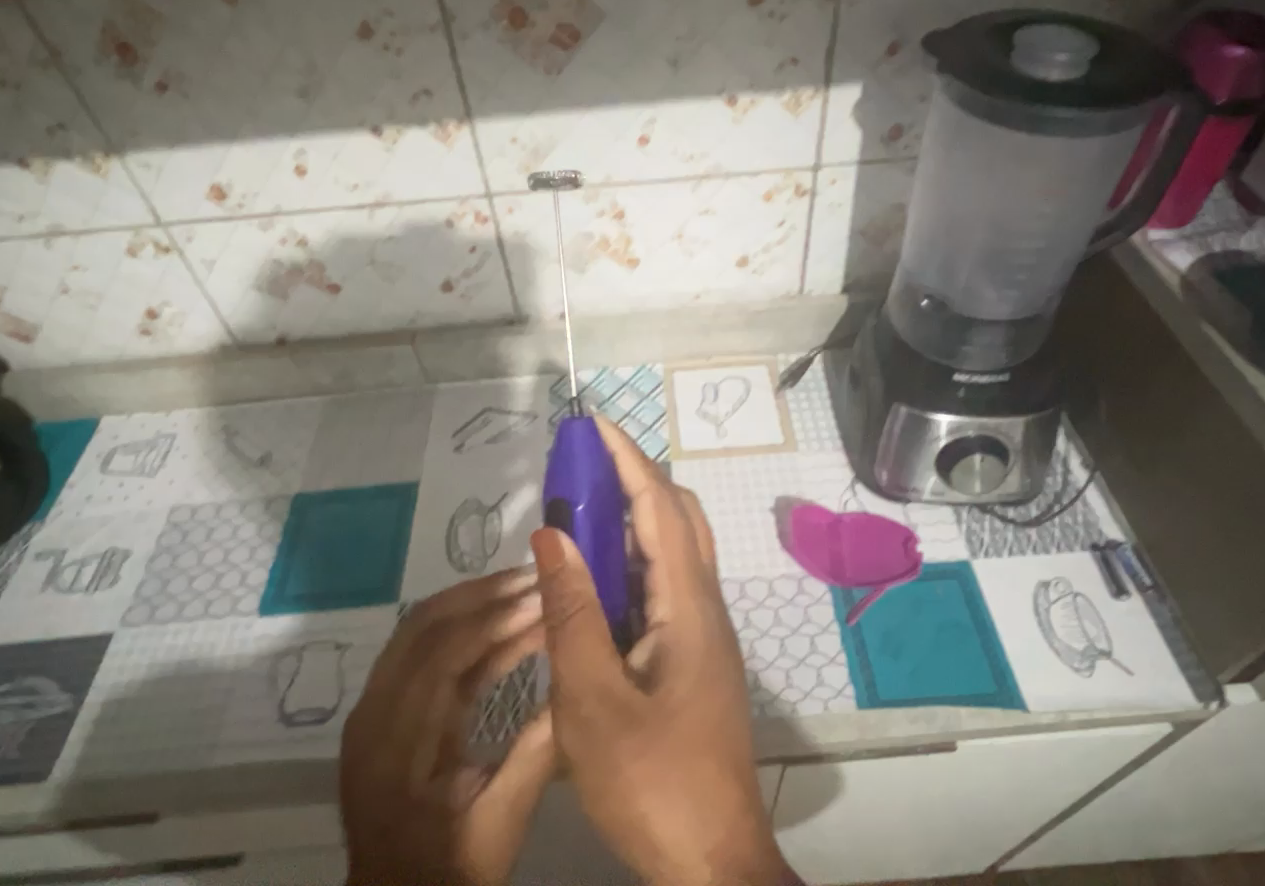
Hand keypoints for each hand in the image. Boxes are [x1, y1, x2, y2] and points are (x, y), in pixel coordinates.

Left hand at [341, 568, 556, 885]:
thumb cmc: (449, 871)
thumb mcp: (500, 821)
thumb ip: (537, 752)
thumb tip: (579, 685)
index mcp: (394, 742)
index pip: (441, 654)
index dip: (495, 618)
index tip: (543, 596)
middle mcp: (372, 713)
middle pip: (422, 626)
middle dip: (482, 595)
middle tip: (536, 579)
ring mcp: (373, 711)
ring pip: (418, 632)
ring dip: (471, 606)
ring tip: (524, 590)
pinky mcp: (385, 714)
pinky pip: (421, 655)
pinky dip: (463, 634)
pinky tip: (506, 628)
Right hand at [531, 417, 790, 885]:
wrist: (712, 859)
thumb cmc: (651, 782)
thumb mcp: (592, 700)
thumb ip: (572, 614)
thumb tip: (551, 534)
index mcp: (687, 607)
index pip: (659, 508)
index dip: (628, 460)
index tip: (595, 423)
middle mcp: (705, 609)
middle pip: (679, 520)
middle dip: (633, 481)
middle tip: (579, 470)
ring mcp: (705, 637)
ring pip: (674, 555)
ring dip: (632, 524)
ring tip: (578, 515)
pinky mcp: (695, 661)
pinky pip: (666, 590)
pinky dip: (632, 567)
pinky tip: (596, 584)